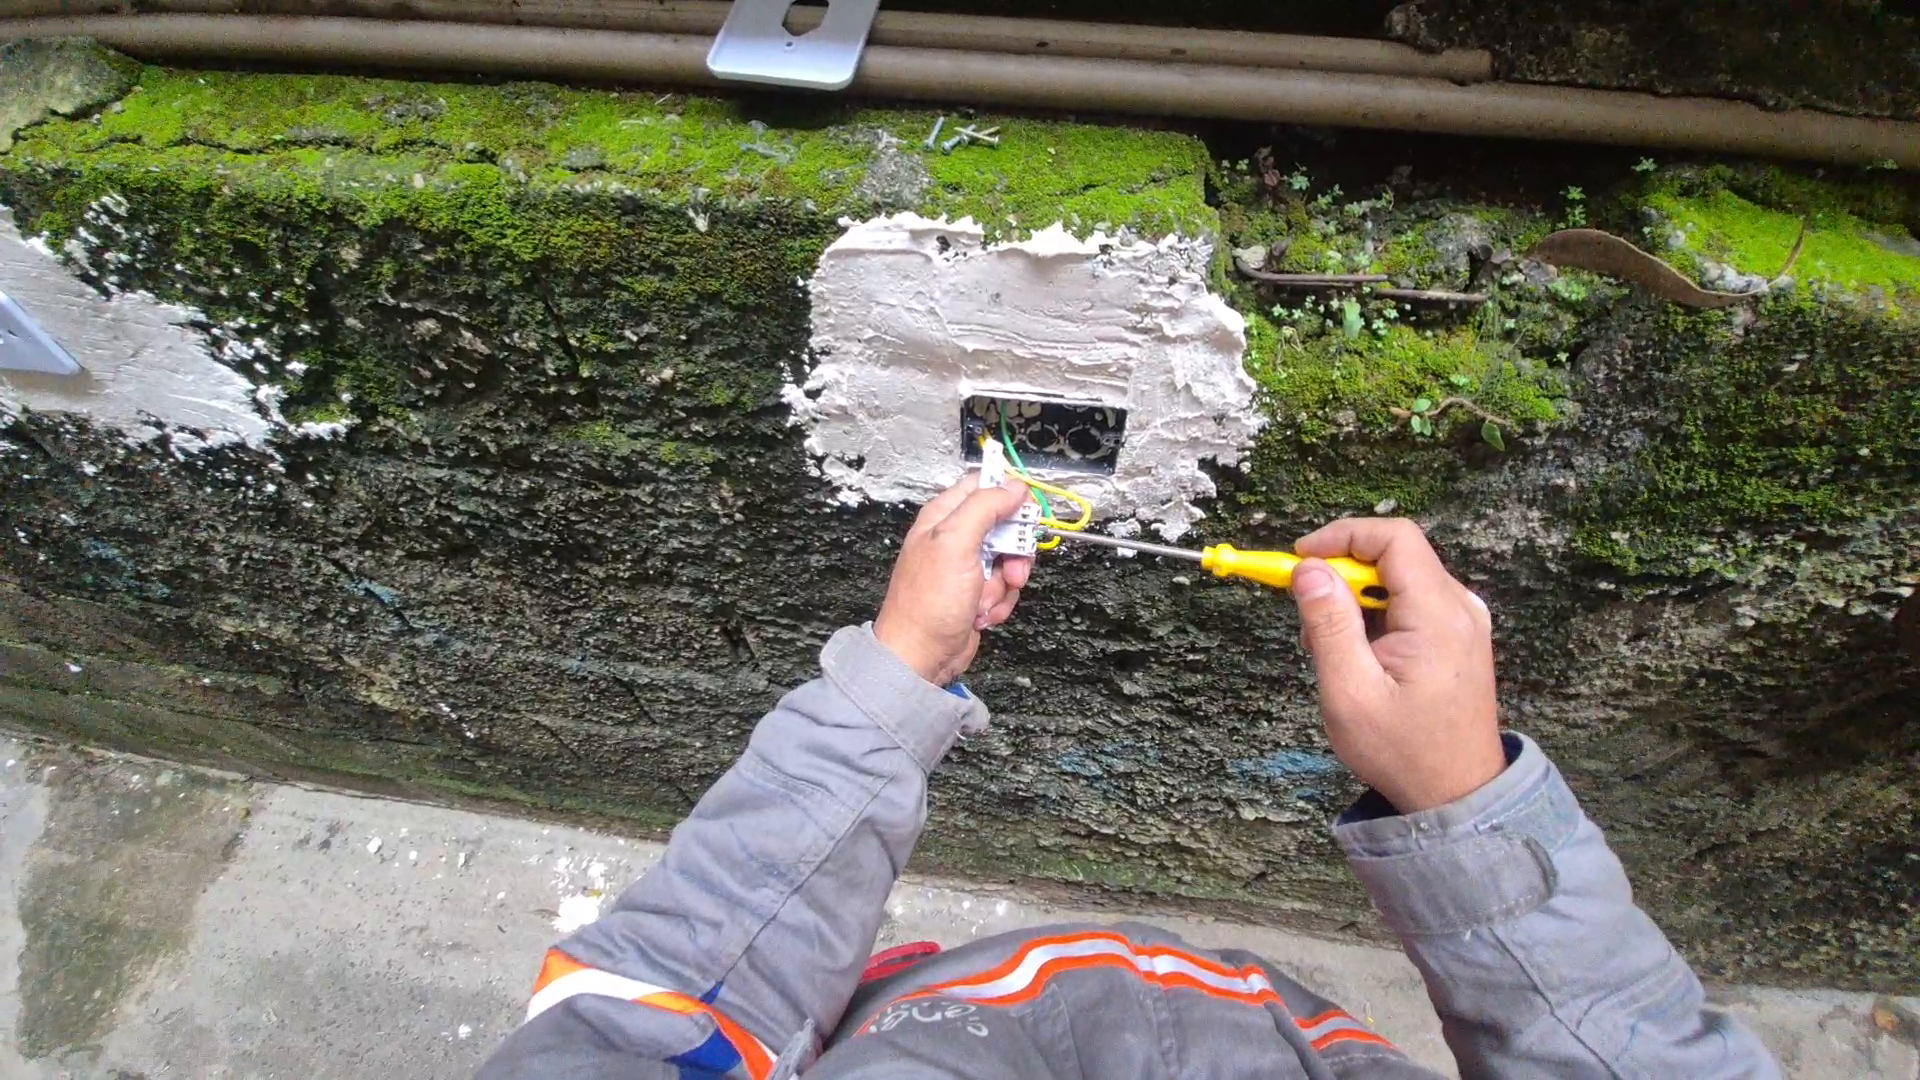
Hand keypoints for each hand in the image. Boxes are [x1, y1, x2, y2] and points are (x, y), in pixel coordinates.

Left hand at [873, 474, 1033, 685]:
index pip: (983, 485)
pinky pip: (1005, 588)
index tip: (1025, 510)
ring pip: (1010, 560)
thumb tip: (1013, 486)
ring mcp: (966, 567)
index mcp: (944, 517)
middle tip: (1011, 568)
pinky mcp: (976, 593)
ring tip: (984, 599)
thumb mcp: (956, 543)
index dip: (1009, 494)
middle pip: (1005, 525)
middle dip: (1014, 550)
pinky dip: (999, 603)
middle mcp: (954, 538)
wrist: (921, 656)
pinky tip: (981, 614)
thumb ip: (985, 507)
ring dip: (1005, 584)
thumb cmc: (927, 603)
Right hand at [1290, 518, 1503, 813]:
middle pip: (1393, 554)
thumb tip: (1307, 570)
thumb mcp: (1350, 691)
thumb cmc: (1400, 750)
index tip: (1299, 559)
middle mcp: (1459, 608)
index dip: (1341, 536)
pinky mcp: (1453, 636)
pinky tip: (1352, 651)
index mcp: (1439, 616)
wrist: (1456, 797)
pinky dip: (1369, 612)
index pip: (1394, 539)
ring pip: (1395, 578)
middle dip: (1338, 571)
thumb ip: (1328, 624)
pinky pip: (1405, 601)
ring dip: (1350, 596)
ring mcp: (1461, 621)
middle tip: (1304, 611)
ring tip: (1326, 644)